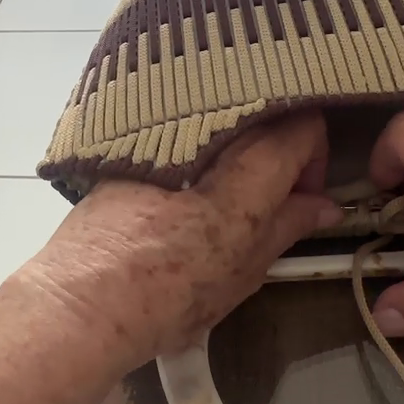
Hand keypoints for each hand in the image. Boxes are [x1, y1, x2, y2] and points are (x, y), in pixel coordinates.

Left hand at [11, 111, 340, 369]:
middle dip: (278, 142)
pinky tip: (191, 178)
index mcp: (242, 179)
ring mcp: (168, 128)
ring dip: (241, 137)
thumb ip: (287, 229)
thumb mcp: (240, 276)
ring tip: (229, 184)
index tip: (300, 190)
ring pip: (226, 107)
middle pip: (265, 110)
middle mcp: (207, 140)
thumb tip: (323, 206)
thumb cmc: (162, 297)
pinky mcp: (137, 132)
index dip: (312, 153)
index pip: (300, 126)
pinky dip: (203, 135)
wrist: (80, 295)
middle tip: (269, 188)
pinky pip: (187, 115)